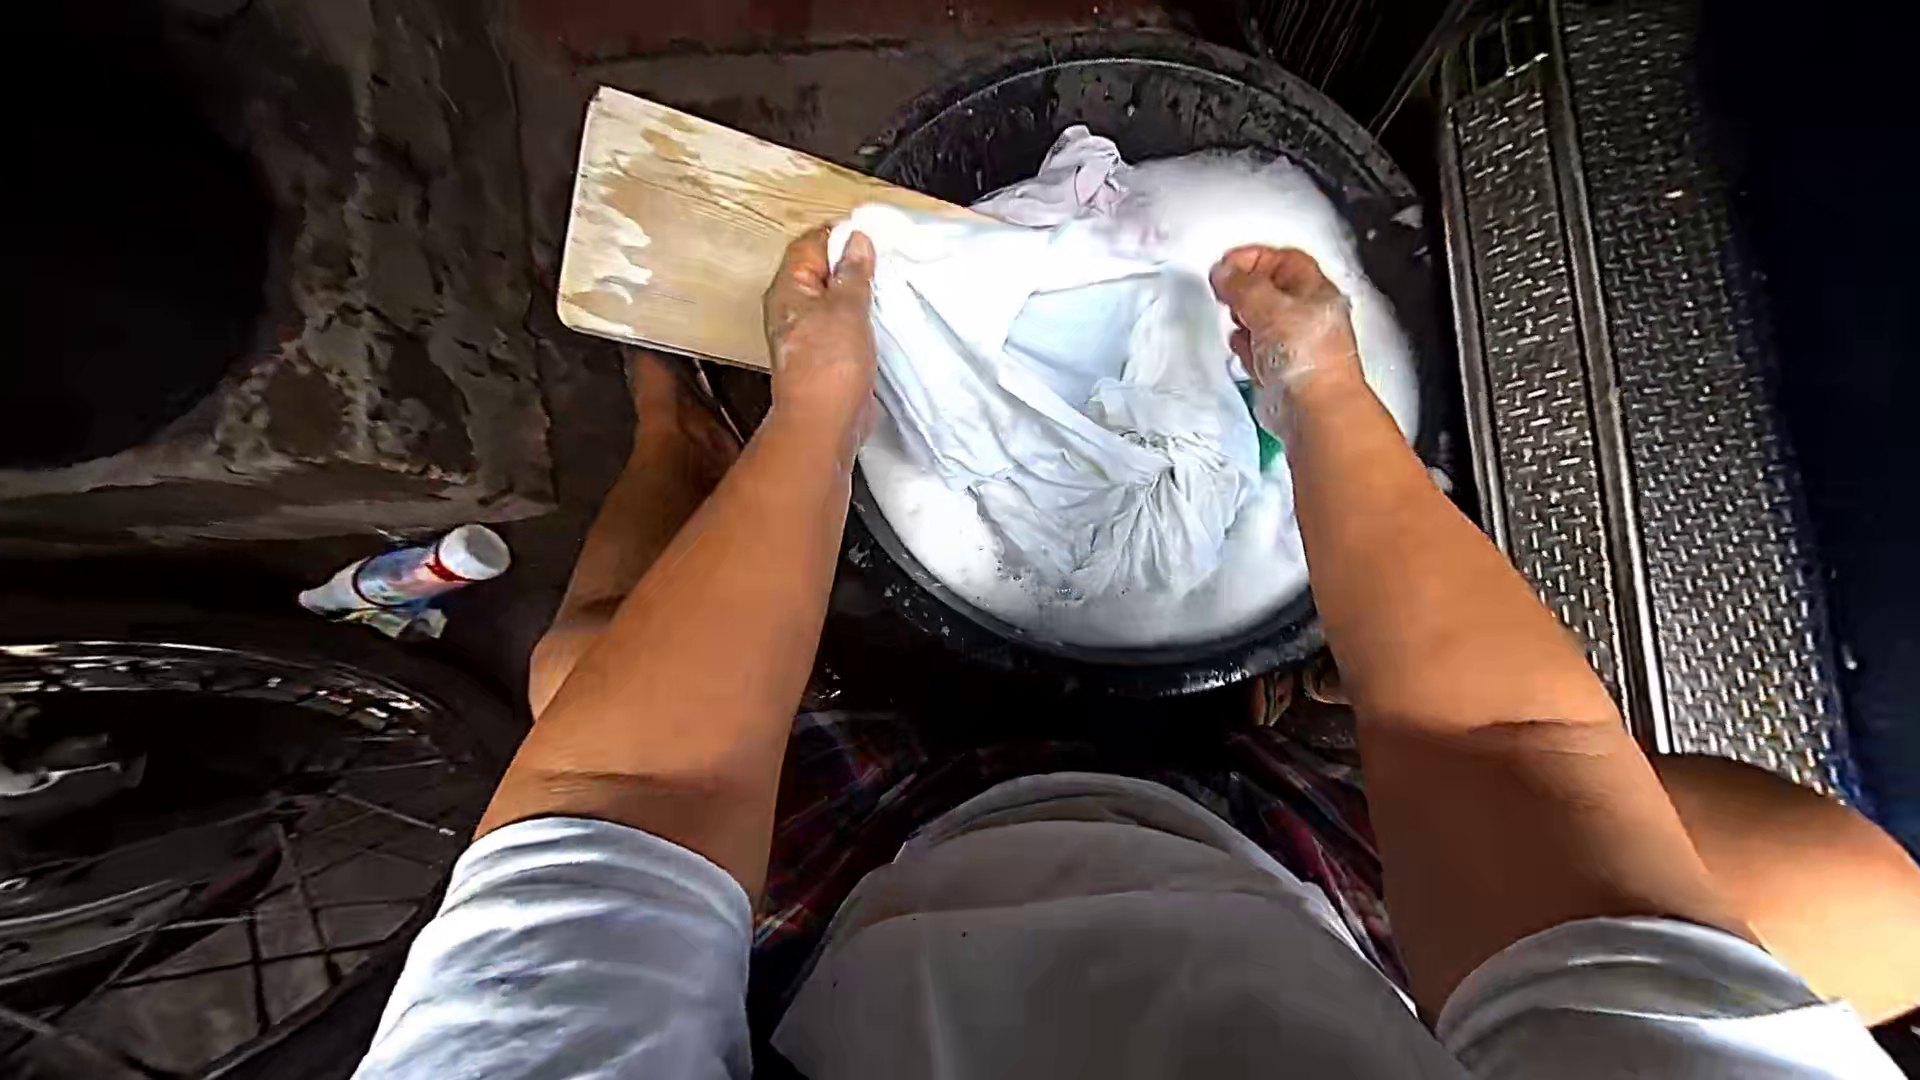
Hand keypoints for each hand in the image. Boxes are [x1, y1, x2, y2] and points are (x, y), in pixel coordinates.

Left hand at [763, 225, 877, 442]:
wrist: (826, 424)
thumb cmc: (830, 364)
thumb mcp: (846, 309)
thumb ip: (853, 273)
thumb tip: (857, 240)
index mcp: (789, 289)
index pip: (811, 244)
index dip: (840, 236)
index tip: (874, 239)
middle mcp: (794, 310)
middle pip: (823, 273)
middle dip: (854, 267)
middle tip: (888, 265)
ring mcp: (810, 336)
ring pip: (836, 303)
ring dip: (861, 298)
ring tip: (890, 292)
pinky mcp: (827, 359)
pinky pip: (845, 329)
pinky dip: (862, 323)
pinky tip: (883, 323)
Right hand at [1209, 245, 1362, 395]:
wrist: (1310, 407)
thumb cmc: (1308, 359)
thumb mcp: (1270, 307)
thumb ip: (1243, 286)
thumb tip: (1225, 272)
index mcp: (1313, 291)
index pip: (1282, 260)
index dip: (1252, 258)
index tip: (1226, 264)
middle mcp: (1304, 316)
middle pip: (1269, 289)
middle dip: (1243, 287)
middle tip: (1223, 287)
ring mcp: (1290, 344)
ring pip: (1260, 320)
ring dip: (1241, 317)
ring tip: (1230, 316)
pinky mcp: (1276, 369)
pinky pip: (1255, 350)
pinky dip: (1243, 346)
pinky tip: (1239, 348)